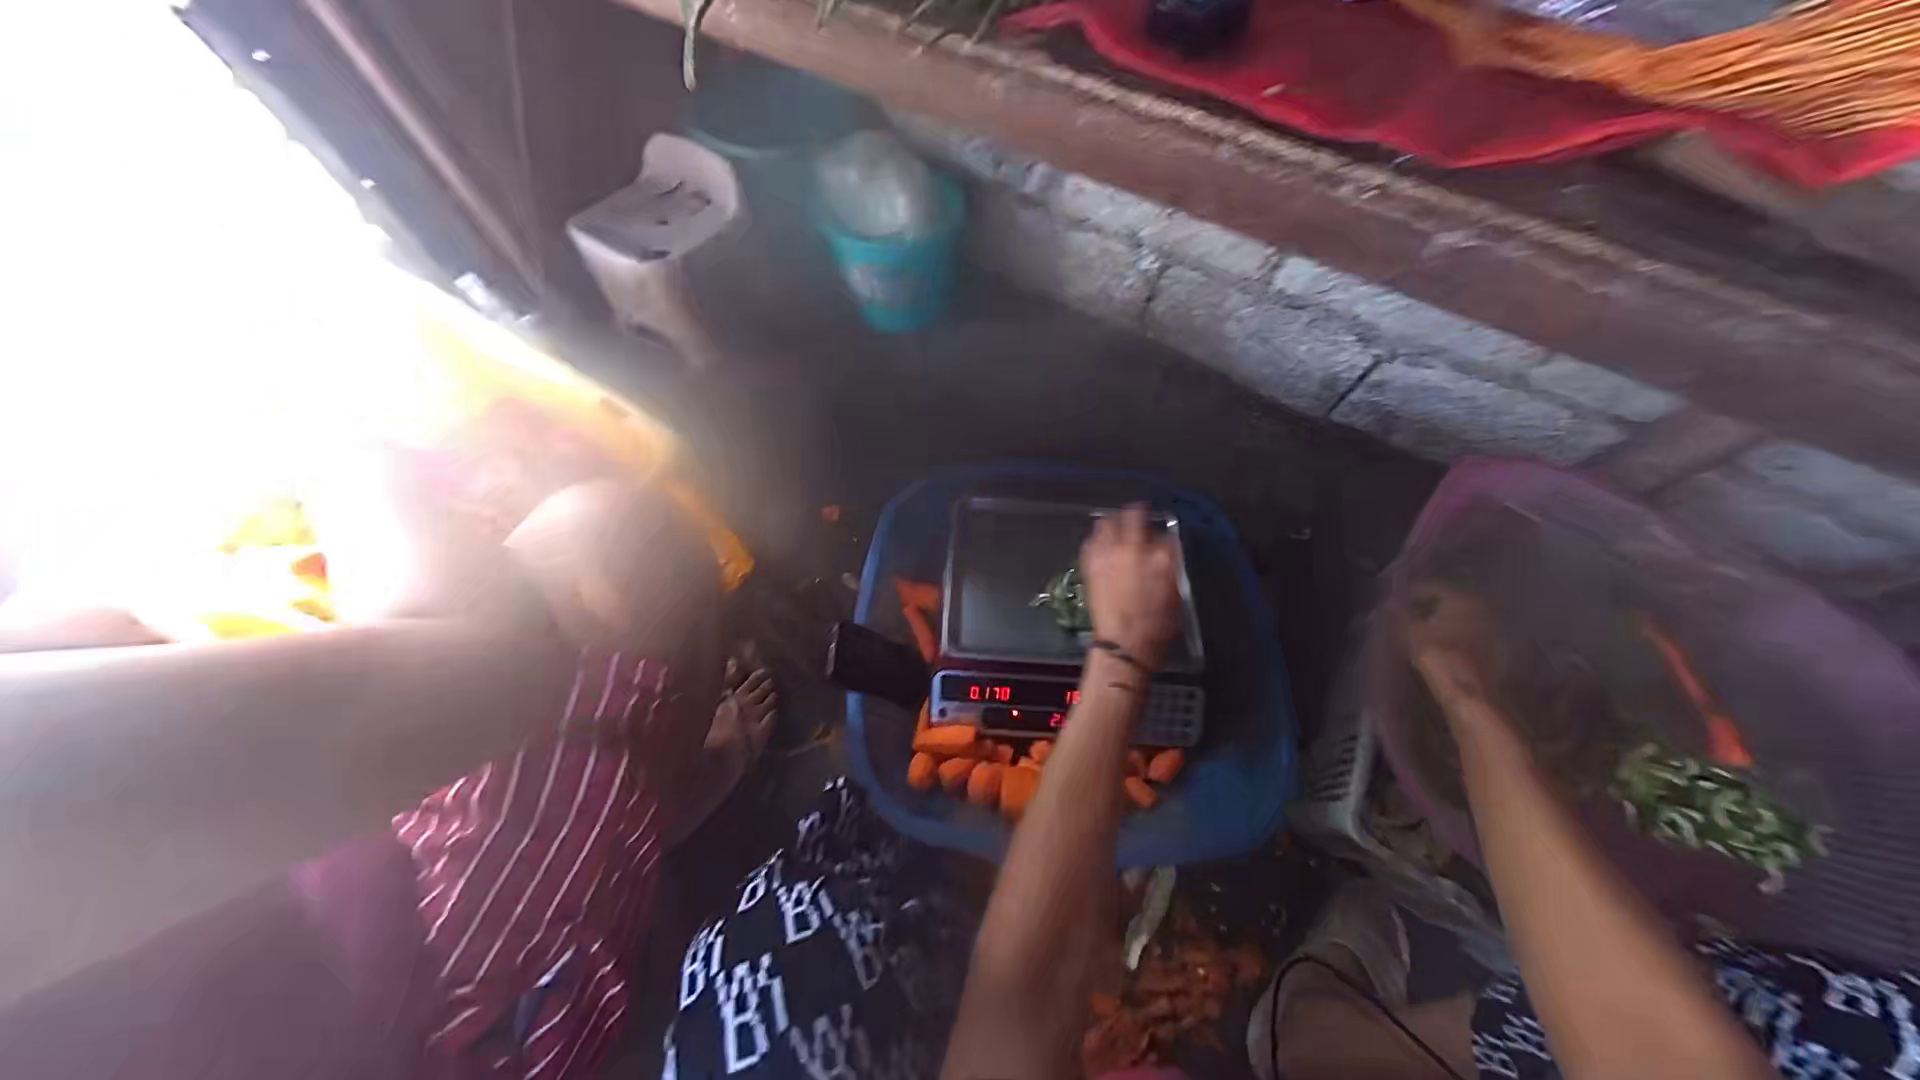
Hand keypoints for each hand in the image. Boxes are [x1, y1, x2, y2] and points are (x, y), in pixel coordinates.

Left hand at [1080, 504, 1180, 671]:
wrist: (1124, 643)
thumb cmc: (1156, 627)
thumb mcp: (1176, 595)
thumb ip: (1170, 567)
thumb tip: (1165, 555)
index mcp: (1161, 557)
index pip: (1165, 533)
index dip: (1164, 535)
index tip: (1162, 540)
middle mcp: (1133, 548)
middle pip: (1134, 515)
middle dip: (1138, 513)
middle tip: (1139, 516)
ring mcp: (1108, 554)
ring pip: (1107, 523)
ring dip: (1114, 522)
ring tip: (1117, 526)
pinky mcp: (1090, 564)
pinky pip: (1091, 541)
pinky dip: (1097, 539)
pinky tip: (1101, 544)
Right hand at [1402, 580, 1508, 734]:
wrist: (1476, 695)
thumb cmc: (1440, 656)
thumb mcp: (1409, 632)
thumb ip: (1398, 614)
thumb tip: (1388, 603)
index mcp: (1464, 597)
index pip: (1431, 587)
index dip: (1409, 594)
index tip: (1394, 603)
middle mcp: (1487, 607)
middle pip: (1451, 602)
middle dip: (1429, 609)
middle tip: (1408, 619)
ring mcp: (1499, 629)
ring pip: (1464, 620)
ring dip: (1444, 624)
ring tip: (1424, 636)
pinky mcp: (1505, 651)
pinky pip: (1474, 636)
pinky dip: (1458, 638)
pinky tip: (1445, 650)